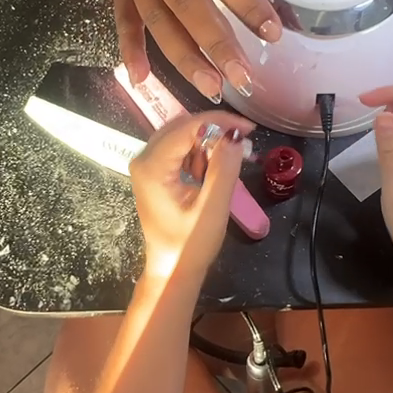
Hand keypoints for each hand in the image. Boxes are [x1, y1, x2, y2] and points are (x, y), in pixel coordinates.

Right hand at [99, 0, 280, 101]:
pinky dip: (131, 51)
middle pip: (186, 1)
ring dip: (185, 57)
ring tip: (212, 87)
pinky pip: (123, 22)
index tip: (271, 33)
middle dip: (217, 43)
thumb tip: (261, 1)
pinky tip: (143, 79)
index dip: (245, 2)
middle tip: (243, 78)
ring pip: (157, 20)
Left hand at [129, 112, 254, 280]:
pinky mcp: (154, 173)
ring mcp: (146, 166)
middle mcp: (143, 160)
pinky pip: (178, 150)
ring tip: (228, 163)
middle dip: (215, 131)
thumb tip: (235, 135)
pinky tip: (212, 172)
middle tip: (244, 142)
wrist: (173, 269)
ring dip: (207, 144)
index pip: (187, 127)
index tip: (249, 129)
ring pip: (181, 136)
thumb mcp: (213, 207)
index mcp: (152, 167)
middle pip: (182, 127)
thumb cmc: (191, 245)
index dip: (220, 123)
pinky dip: (199, 154)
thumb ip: (224, 168)